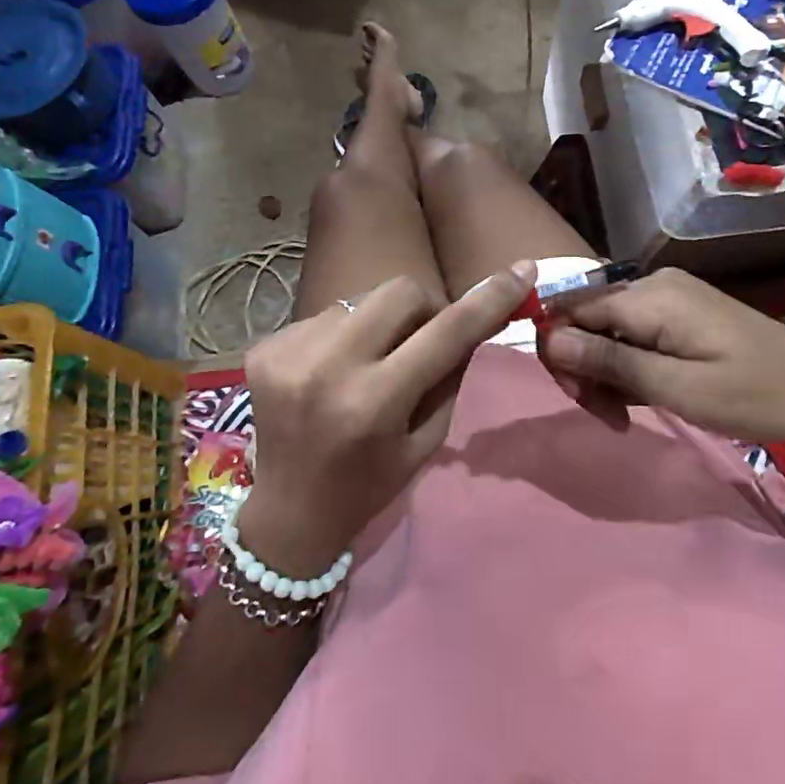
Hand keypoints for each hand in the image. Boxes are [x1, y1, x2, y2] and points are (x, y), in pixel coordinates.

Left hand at [239, 263, 535, 572]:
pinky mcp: (263, 348)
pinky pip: (326, 316)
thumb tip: (470, 321)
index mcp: (374, 402)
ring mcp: (288, 353)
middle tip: (424, 338)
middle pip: (400, 290)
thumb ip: (451, 377)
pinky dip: (343, 336)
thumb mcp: (427, 441)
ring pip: (361, 300)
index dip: (489, 298)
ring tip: (368, 365)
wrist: (288, 512)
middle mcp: (327, 368)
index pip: (446, 332)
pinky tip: (332, 372)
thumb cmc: (370, 484)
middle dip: (425, 307)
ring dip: (379, 324)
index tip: (520, 271)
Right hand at [538, 269, 784, 446]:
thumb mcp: (677, 387)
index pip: (572, 310)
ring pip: (608, 333)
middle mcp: (654, 286)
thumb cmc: (755, 395)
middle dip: (586, 370)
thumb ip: (610, 362)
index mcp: (651, 296)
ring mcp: (670, 299)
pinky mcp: (682, 316)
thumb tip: (548, 341)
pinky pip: (635, 338)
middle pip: (588, 321)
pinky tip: (644, 399)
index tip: (579, 399)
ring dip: (607, 376)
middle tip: (609, 417)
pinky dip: (630, 370)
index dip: (560, 353)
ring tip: (627, 416)